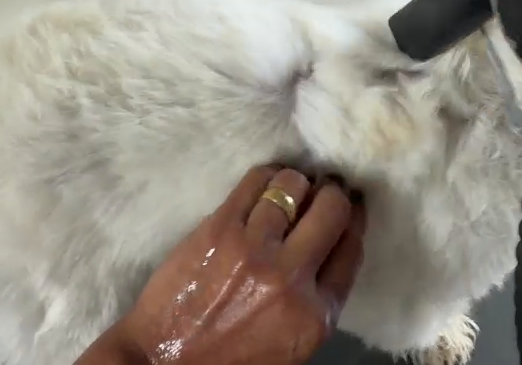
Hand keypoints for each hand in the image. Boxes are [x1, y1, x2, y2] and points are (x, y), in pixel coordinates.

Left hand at [84, 166, 365, 364]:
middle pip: (332, 209)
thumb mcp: (293, 343)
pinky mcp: (220, 226)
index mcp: (313, 316)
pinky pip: (256, 180)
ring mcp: (254, 248)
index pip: (351, 249)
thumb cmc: (234, 357)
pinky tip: (268, 179)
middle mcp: (290, 278)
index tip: (354, 203)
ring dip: (298, 181)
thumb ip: (316, 297)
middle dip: (334, 193)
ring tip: (294, 185)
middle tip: (327, 188)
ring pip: (293, 185)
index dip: (356, 218)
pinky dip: (268, 175)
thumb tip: (333, 240)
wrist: (165, 362)